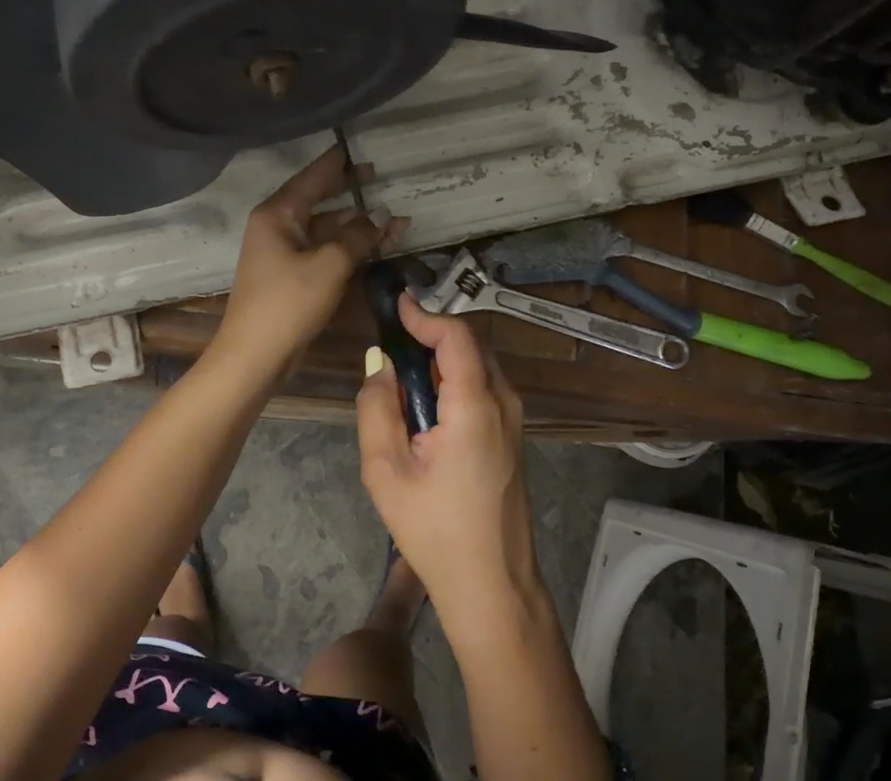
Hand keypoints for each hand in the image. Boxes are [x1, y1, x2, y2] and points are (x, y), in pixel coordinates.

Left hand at [215, 147, 405, 368]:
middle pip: (318, 200)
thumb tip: (383, 216)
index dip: (337, 163)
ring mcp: (282, 252)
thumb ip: (359, 236)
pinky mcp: (290, 276)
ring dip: (355, 224)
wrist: (255, 354)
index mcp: (277, 213)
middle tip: (377, 176)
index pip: (312, 177)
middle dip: (348, 191)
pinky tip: (373, 245)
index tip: (357, 148)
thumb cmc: (288, 302)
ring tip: (392, 218)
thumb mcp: (330, 265)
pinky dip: (346, 247)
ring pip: (324, 228)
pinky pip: (322, 250)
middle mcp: (276, 226)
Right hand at [356, 295, 539, 622]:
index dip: (424, 315)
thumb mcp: (386, 471)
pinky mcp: (512, 439)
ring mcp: (514, 422)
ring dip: (442, 362)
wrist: (492, 584)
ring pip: (478, 369)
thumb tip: (381, 368)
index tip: (394, 306)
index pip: (456, 336)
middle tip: (389, 350)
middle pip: (469, 347)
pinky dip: (454, 383)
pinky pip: (483, 391)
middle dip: (430, 338)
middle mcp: (504, 404)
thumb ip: (376, 409)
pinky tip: (426, 411)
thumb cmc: (435, 531)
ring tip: (401, 382)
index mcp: (476, 406)